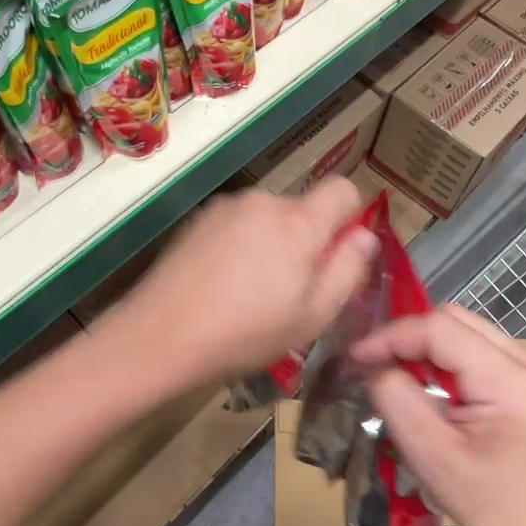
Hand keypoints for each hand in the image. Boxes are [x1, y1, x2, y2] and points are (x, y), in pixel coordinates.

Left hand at [112, 177, 376, 387]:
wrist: (160, 336)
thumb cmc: (246, 334)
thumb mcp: (313, 316)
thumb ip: (348, 269)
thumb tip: (365, 236)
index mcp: (298, 222)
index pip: (343, 189)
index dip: (350, 217)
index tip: (338, 255)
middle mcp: (263, 202)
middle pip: (303, 209)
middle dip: (307, 241)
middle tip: (292, 290)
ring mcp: (226, 208)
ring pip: (269, 218)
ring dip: (273, 244)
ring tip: (252, 293)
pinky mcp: (198, 220)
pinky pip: (239, 225)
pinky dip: (242, 246)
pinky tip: (224, 285)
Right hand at [351, 306, 525, 525]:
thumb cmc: (483, 505)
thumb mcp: (428, 454)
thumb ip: (395, 396)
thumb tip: (371, 359)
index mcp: (517, 385)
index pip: (443, 330)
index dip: (394, 336)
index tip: (358, 355)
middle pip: (458, 320)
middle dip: (412, 339)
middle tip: (378, 365)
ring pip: (469, 328)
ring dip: (431, 347)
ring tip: (406, 377)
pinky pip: (482, 345)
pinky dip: (451, 357)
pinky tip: (439, 387)